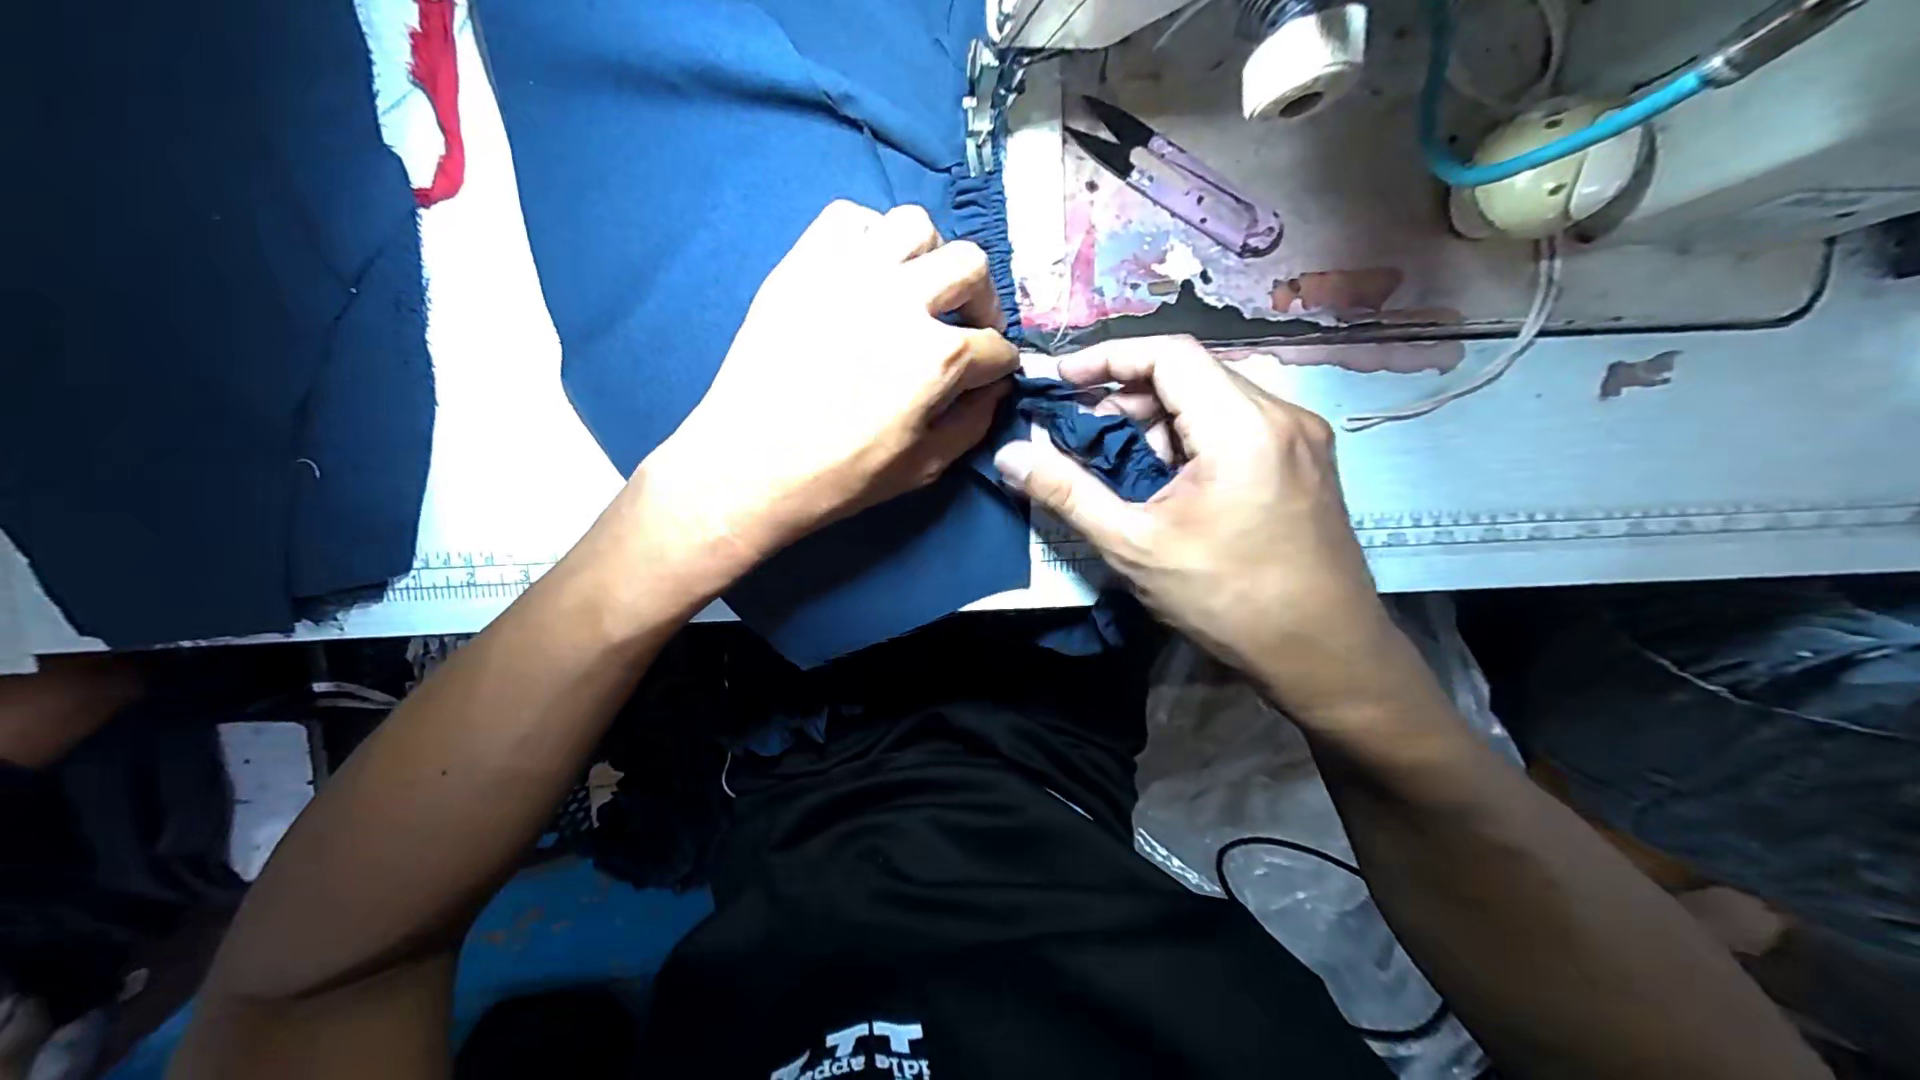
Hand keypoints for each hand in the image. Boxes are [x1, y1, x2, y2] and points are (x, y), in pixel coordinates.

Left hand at [627, 201, 1018, 574]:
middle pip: (971, 266)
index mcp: (940, 357)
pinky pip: (848, 218)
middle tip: (965, 326)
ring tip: (915, 290)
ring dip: (929, 257)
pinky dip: (869, 238)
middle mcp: (903, 300)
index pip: (996, 347)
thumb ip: (973, 423)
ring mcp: (850, 273)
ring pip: (914, 225)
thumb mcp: (924, 467)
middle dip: (981, 300)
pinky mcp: (804, 263)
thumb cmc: (839, 477)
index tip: (989, 374)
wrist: (749, 466)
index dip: (999, 366)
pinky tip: (866, 273)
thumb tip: (994, 389)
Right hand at [993, 336, 1416, 726]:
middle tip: (1084, 434)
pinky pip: (1238, 425)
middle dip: (1128, 395)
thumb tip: (1009, 455)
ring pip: (1214, 399)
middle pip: (1191, 373)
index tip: (1062, 381)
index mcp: (1242, 427)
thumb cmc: (1227, 601)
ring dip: (1160, 420)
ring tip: (1123, 465)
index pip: (1169, 353)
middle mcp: (1282, 415)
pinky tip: (1169, 481)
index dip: (1107, 358)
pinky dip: (1193, 438)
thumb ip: (1067, 492)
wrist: (1326, 654)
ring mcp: (1301, 437)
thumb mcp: (1134, 546)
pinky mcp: (1307, 461)